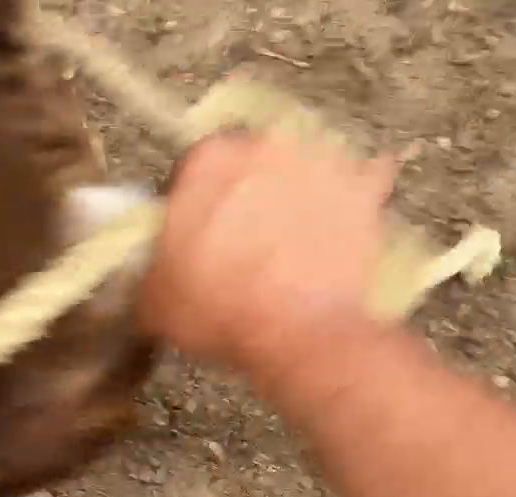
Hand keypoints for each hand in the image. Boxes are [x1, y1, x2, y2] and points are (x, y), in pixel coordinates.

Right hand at [140, 134, 397, 385]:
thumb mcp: (155, 303)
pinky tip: (345, 220)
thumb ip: (151, 273)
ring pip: (303, 168)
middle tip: (240, 241)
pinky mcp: (364, 190)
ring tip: (289, 240)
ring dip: (296, 192)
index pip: (191, 170)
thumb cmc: (217, 311)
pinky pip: (364, 181)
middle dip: (245, 194)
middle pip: (251, 164)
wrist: (297, 333)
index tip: (194, 237)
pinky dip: (357, 195)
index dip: (190, 205)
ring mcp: (322, 161)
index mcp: (208, 160)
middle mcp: (266, 144)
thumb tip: (154, 277)